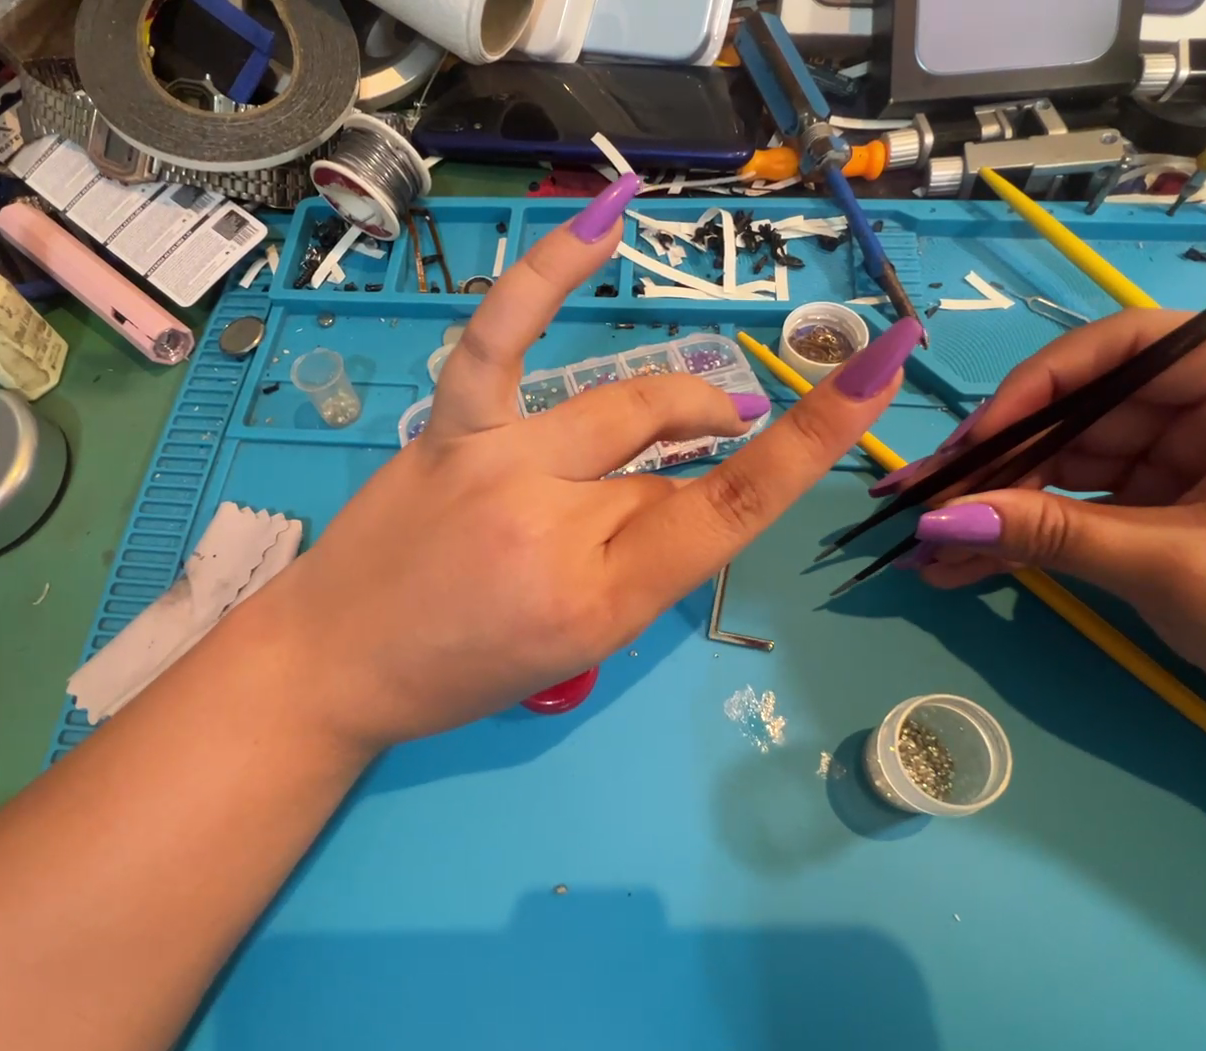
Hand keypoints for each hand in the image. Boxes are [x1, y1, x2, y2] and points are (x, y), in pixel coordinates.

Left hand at [244, 177, 917, 751]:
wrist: (330, 667)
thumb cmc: (453, 676)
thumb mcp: (573, 650)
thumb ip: (637, 568)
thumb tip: (676, 491)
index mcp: (601, 603)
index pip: (730, 511)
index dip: (814, 441)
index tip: (874, 375)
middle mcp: (558, 528)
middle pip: (672, 462)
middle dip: (702, 453)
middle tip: (711, 448)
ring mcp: (499, 467)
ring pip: (621, 407)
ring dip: (675, 402)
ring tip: (699, 410)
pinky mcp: (449, 431)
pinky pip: (501, 340)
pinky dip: (550, 274)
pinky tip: (603, 218)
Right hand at [899, 309, 1205, 735]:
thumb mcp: (1174, 569)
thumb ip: (1050, 535)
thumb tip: (936, 520)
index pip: (1133, 347)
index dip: (1044, 381)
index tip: (979, 436)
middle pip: (1086, 416)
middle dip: (1000, 464)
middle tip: (925, 502)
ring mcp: (1192, 473)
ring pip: (1072, 471)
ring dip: (1001, 510)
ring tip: (929, 548)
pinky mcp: (1171, 521)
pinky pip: (1084, 515)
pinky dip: (1030, 540)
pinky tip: (966, 564)